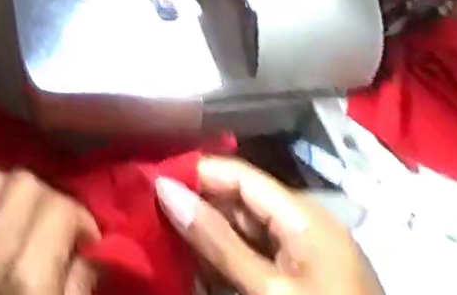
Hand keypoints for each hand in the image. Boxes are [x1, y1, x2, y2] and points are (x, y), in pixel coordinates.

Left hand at [0, 169, 101, 294]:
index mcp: (25, 276)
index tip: (92, 246)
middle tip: (65, 233)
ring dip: (21, 195)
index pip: (59, 205)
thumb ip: (80, 284)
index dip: (83, 220)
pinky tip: (10, 237)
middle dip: (53, 199)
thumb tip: (94, 249)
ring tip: (37, 225)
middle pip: (25, 182)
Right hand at [155, 156, 383, 294]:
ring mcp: (307, 262)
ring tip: (163, 245)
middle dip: (198, 209)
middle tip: (149, 217)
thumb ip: (217, 242)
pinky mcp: (304, 289)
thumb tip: (165, 188)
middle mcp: (306, 228)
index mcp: (305, 217)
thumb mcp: (267, 293)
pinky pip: (259, 264)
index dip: (195, 173)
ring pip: (246, 235)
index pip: (240, 174)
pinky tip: (195, 275)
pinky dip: (228, 267)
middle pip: (242, 203)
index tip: (149, 182)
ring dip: (208, 242)